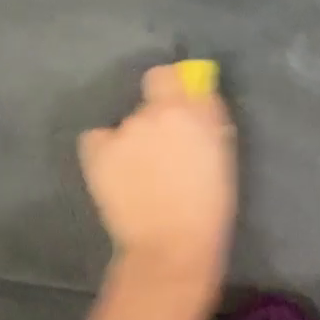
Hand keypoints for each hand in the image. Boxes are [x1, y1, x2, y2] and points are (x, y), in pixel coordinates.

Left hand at [80, 63, 235, 279]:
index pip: (169, 74)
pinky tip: (115, 170)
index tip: (176, 102)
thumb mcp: (222, 150)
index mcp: (191, 109)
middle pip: (150, 98)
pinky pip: (98, 138)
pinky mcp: (98, 152)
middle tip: (164, 148)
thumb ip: (208, 115)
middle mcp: (155, 111)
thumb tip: (197, 93)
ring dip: (134, 138)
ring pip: (127, 123)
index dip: (171, 86)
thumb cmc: (210, 202)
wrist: (173, 245)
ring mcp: (124, 131)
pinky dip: (105, 149)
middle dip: (156, 117)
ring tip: (141, 171)